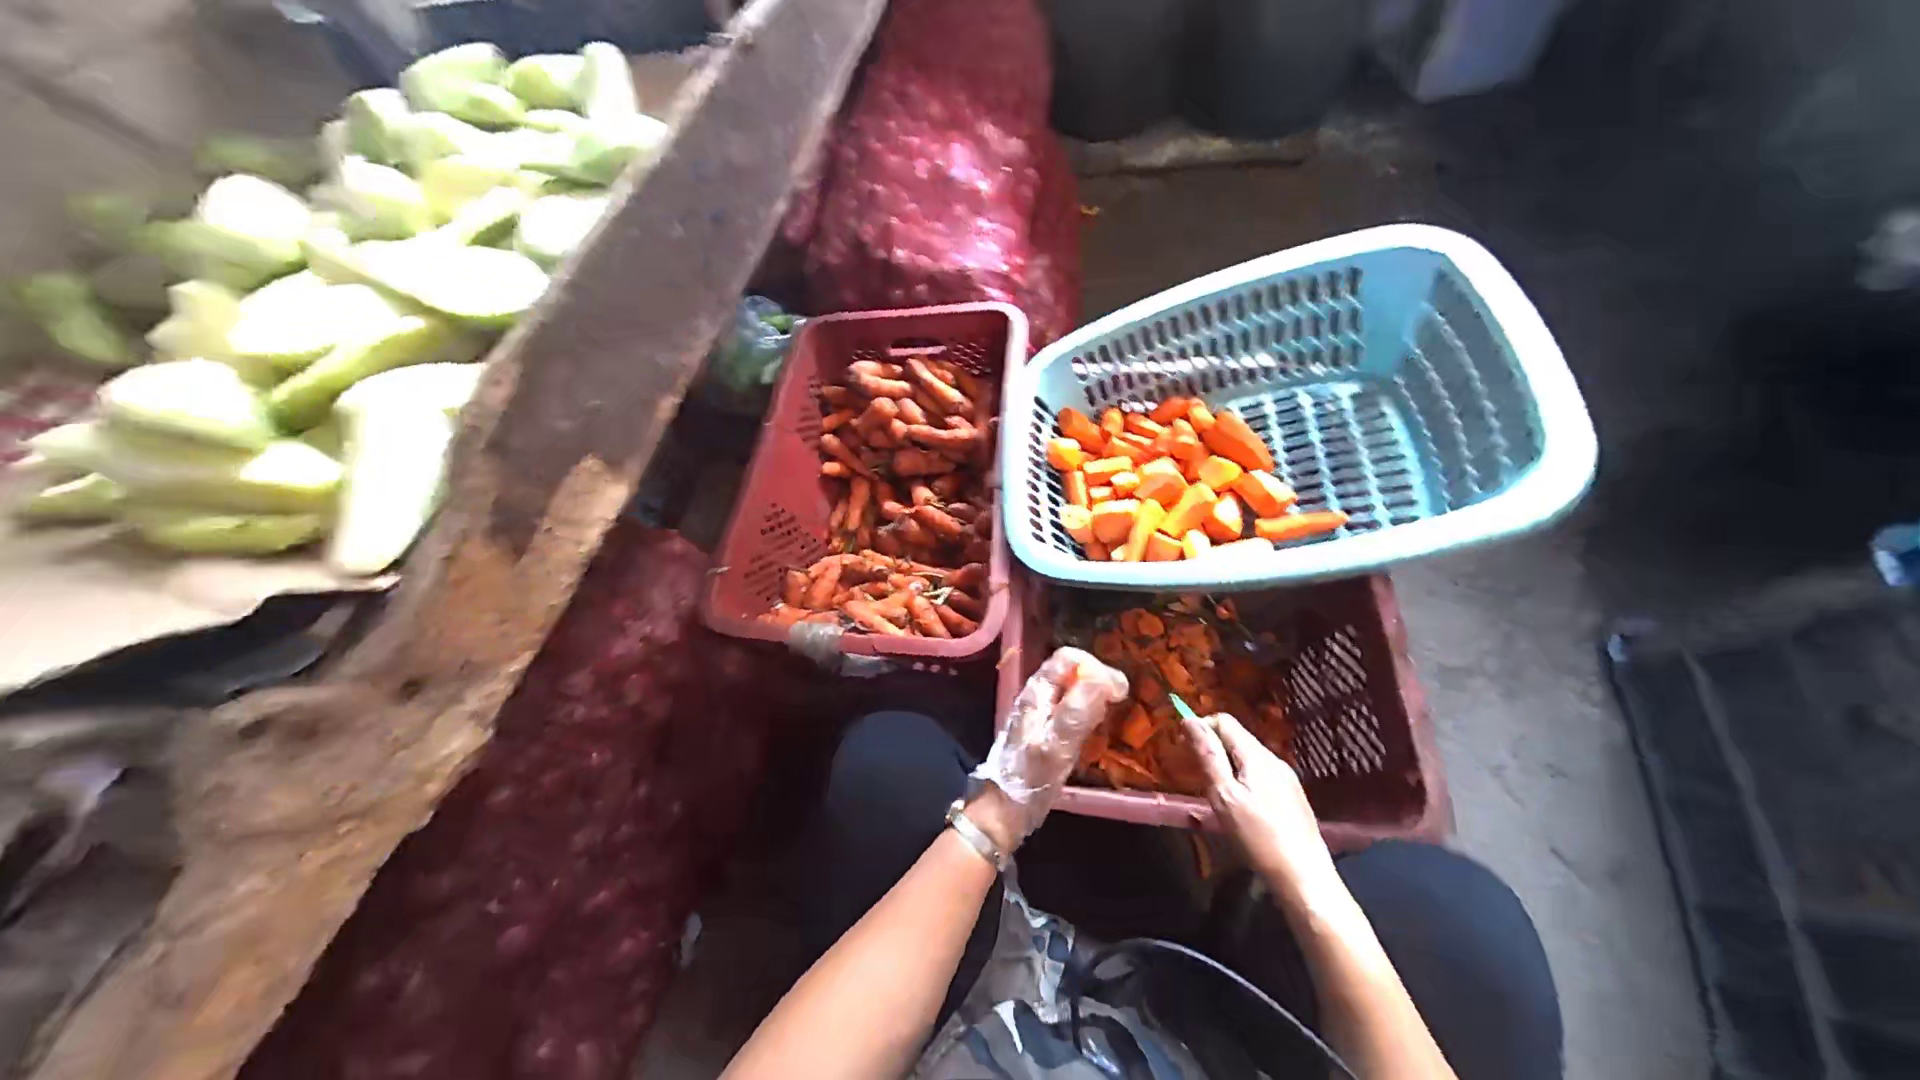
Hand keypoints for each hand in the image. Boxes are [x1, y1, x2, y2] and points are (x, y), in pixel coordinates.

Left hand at [973, 647, 1128, 840]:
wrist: (1004, 809)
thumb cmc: (1030, 777)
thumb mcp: (1057, 745)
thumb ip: (1078, 711)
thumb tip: (1103, 679)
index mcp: (1037, 692)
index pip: (1069, 658)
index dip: (1096, 668)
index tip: (1118, 691)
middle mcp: (1037, 696)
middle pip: (1072, 671)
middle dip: (1098, 680)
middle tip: (1117, 703)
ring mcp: (1041, 713)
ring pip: (1072, 689)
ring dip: (1094, 695)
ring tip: (1109, 714)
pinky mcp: (1045, 730)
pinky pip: (1070, 709)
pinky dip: (1087, 711)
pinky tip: (1095, 729)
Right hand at [1183, 712, 1337, 902]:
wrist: (1304, 877)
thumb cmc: (1258, 836)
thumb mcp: (1224, 796)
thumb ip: (1207, 756)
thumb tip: (1190, 720)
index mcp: (1256, 756)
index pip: (1224, 721)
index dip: (1201, 727)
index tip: (1185, 749)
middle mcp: (1274, 760)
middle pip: (1237, 737)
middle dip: (1213, 747)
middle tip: (1198, 775)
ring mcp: (1286, 778)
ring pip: (1248, 757)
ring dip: (1227, 764)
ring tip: (1217, 793)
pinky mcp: (1292, 796)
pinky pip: (1260, 774)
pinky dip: (1243, 778)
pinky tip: (1241, 806)